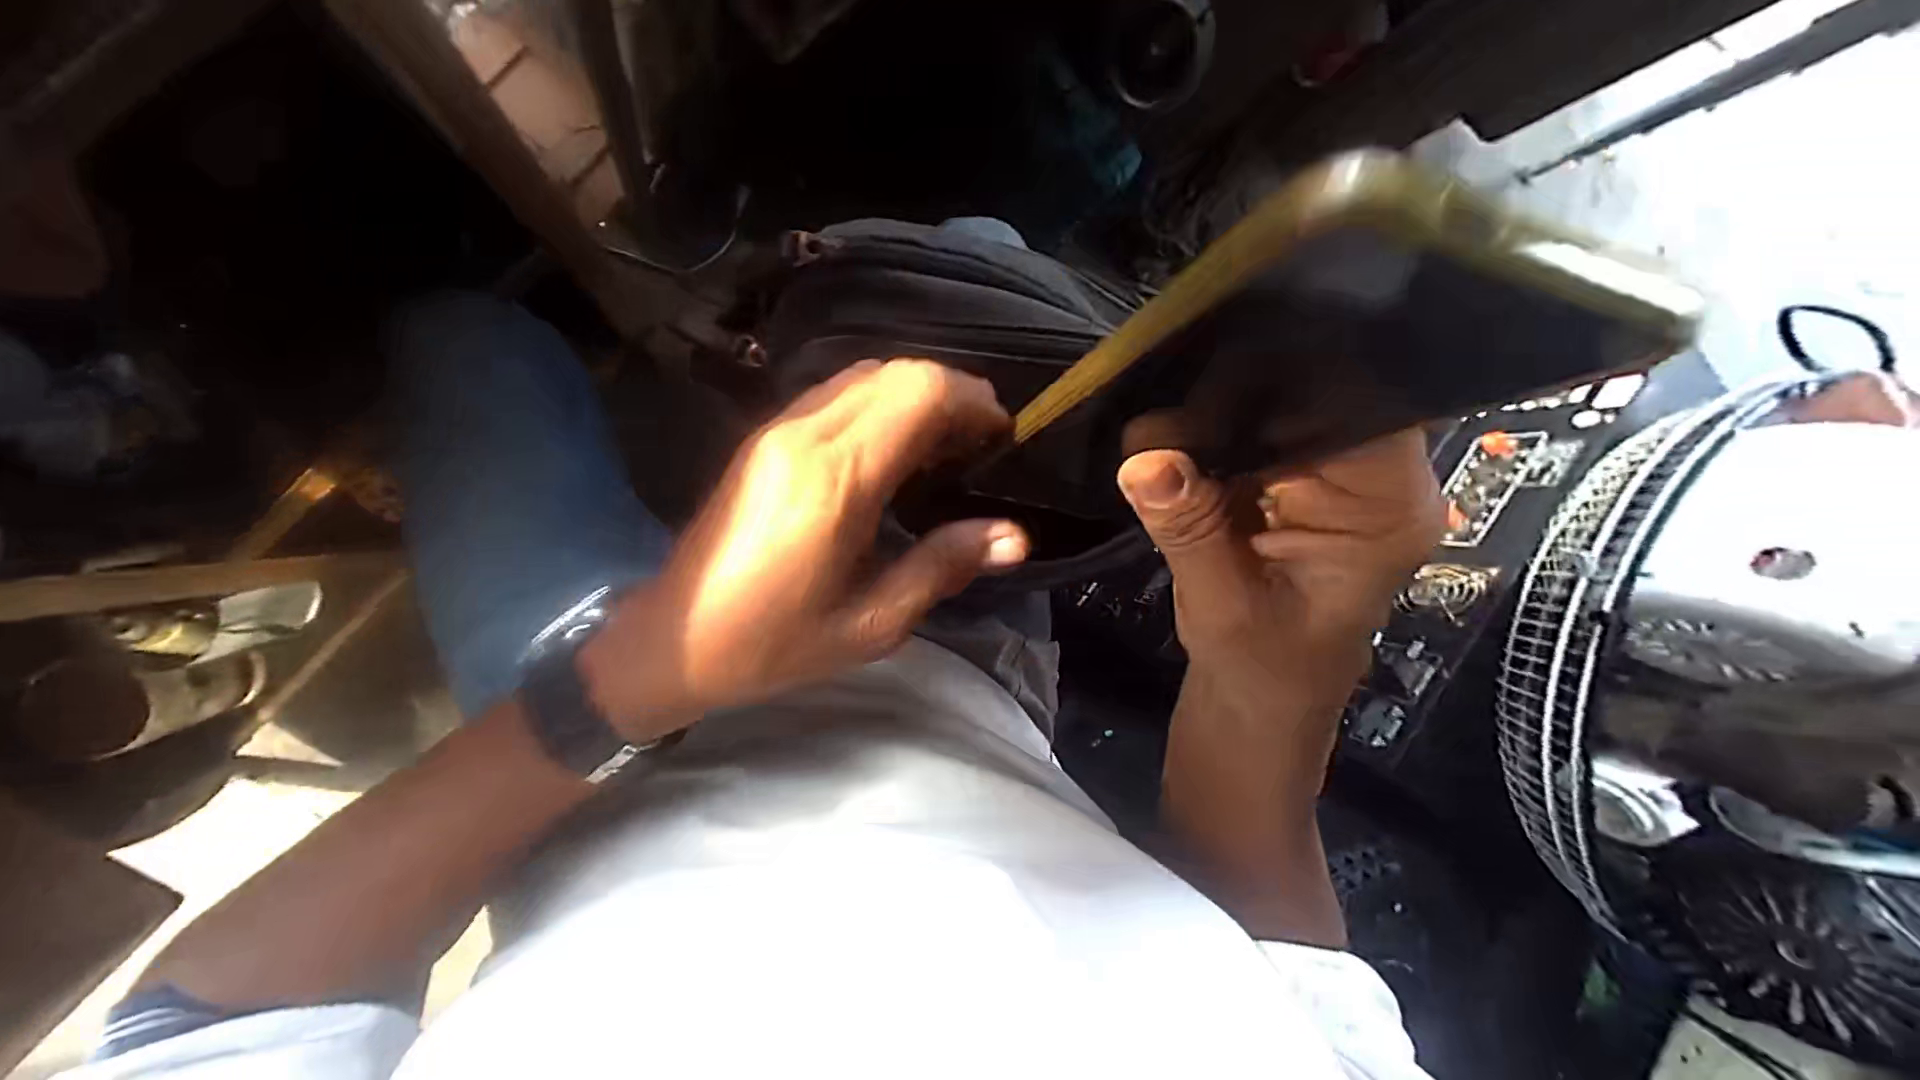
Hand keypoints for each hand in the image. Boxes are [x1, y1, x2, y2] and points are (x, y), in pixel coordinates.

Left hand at [581, 360, 1028, 736]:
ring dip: (918, 395)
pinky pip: (838, 392)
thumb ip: (943, 566)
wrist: (674, 638)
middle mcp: (805, 434)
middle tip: (982, 444)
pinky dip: (883, 403)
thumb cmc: (775, 642)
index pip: (918, 394)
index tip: (1002, 437)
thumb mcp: (871, 622)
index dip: (972, 401)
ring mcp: (778, 428)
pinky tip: (896, 450)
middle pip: (898, 372)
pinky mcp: (765, 435)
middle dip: (954, 393)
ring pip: (867, 374)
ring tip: (947, 446)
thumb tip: (1015, 536)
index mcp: (835, 479)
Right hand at [1122, 429, 1441, 944]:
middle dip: (1240, 392)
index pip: (1357, 406)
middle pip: (1317, 396)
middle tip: (1167, 385)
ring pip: (1278, 409)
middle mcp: (1374, 480)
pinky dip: (1208, 437)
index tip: (1210, 371)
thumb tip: (1144, 459)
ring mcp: (1332, 478)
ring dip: (1217, 413)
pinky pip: (1251, 436)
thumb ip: (1189, 530)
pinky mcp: (1292, 483)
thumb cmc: (1261, 672)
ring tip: (1161, 419)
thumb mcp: (1221, 606)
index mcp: (1385, 510)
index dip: (1288, 380)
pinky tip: (1172, 440)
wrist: (1260, 704)